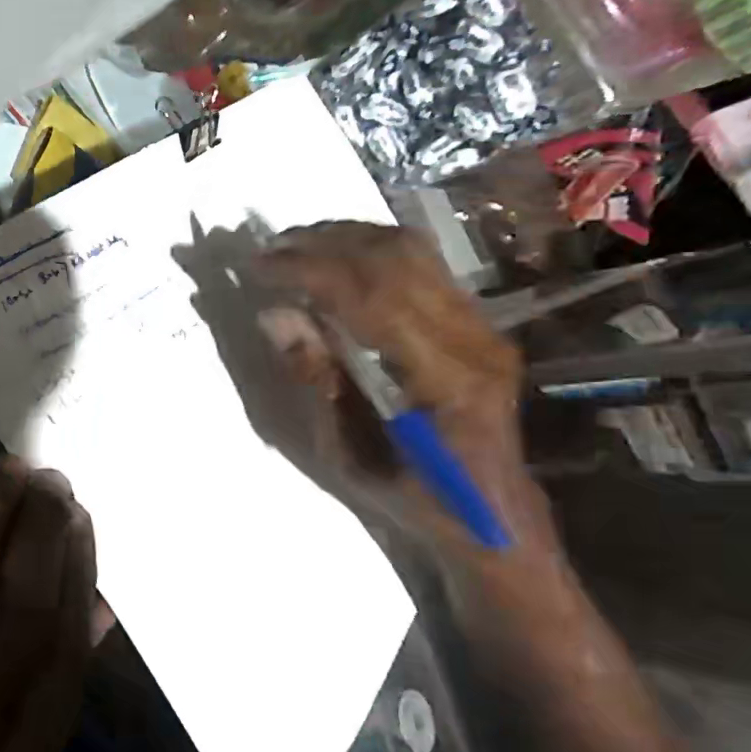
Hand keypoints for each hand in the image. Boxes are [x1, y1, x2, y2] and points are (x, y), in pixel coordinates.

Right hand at [256, 222, 557, 564]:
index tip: (257, 267)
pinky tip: (335, 254)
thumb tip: (273, 315)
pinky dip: (368, 247)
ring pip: (408, 250)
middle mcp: (471, 341)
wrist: (493, 513)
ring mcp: (481, 326)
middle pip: (390, 261)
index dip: (308, 272)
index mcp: (442, 382)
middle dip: (320, 245)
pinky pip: (420, 260)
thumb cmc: (413, 497)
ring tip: (294, 246)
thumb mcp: (349, 455)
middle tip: (267, 250)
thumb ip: (316, 379)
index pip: (370, 298)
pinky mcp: (478, 319)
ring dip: (343, 237)